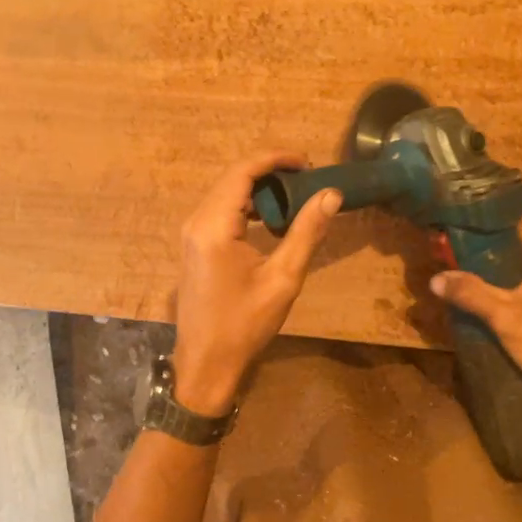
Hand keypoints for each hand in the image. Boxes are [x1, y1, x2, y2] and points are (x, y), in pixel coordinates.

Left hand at [171, 152, 341, 414]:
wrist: (205, 362)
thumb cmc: (245, 324)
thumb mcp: (283, 279)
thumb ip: (306, 232)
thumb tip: (330, 195)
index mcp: (214, 226)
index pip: (242, 172)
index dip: (274, 159)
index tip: (306, 161)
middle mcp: (196, 222)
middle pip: (231, 178)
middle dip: (268, 171)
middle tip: (305, 178)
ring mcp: (190, 233)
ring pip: (224, 193)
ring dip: (256, 188)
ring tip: (293, 195)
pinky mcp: (193, 245)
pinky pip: (218, 210)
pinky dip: (244, 205)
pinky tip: (269, 218)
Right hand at [431, 230, 521, 416]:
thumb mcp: (505, 317)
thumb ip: (470, 294)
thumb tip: (435, 278)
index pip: (512, 232)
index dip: (482, 231)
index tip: (453, 235)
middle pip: (513, 256)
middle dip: (481, 260)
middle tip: (449, 263)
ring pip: (518, 280)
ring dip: (491, 283)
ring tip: (459, 285)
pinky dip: (504, 301)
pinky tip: (483, 312)